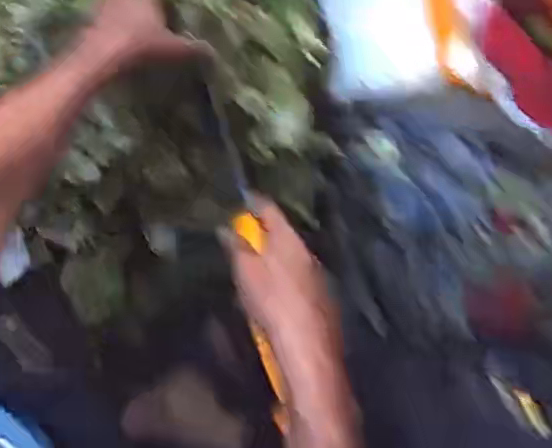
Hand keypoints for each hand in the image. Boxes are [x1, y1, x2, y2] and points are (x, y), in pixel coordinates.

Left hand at [76, 0, 207, 75]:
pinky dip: (107, 20)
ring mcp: (103, 1)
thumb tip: (212, 51)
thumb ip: (192, 48)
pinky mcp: (87, 15)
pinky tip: (112, 33)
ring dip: (122, 8)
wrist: (98, 55)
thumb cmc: (139, 46)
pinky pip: (101, 13)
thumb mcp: (171, 49)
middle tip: (150, 6)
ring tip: (130, 21)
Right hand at [222, 198, 355, 447]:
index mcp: (289, 239)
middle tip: (242, 232)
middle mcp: (309, 253)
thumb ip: (236, 244)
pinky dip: (285, 276)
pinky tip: (273, 291)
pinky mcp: (324, 302)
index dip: (252, 200)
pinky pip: (299, 278)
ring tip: (255, 262)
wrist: (310, 355)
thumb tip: (227, 226)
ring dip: (274, 255)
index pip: (269, 208)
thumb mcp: (244, 270)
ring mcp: (320, 278)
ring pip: (292, 256)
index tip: (238, 197)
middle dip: (263, 231)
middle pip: (282, 233)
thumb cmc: (272, 303)